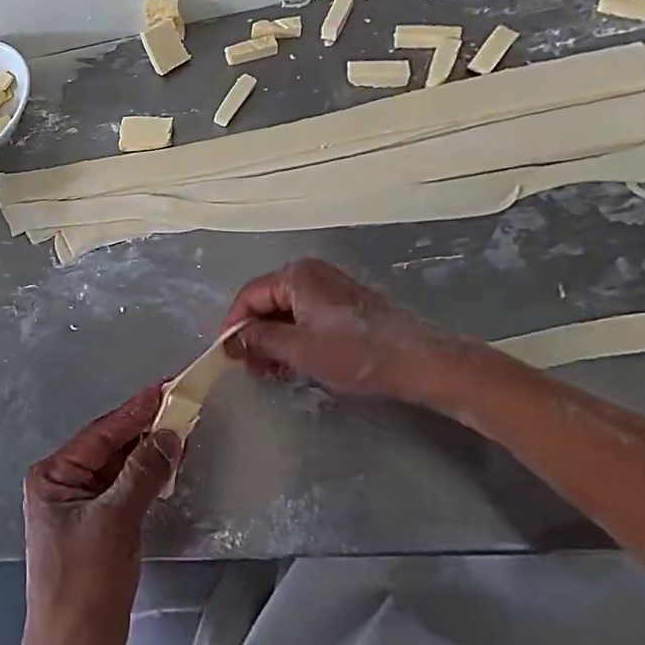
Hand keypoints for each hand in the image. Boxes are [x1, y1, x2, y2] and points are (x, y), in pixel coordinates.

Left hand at [20, 382, 181, 644]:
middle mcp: (66, 484)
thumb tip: (168, 436)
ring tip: (182, 427)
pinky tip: (171, 462)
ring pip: (124, 463)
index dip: (136, 409)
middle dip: (147, 427)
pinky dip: (151, 473)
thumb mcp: (113, 521)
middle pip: (113, 444)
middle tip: (180, 404)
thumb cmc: (80, 588)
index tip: (164, 389)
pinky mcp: (103, 522)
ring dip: (152, 449)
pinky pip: (130, 484)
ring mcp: (84, 504)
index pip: (101, 432)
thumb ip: (142, 473)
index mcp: (53, 477)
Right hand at [221, 257, 482, 404]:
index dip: (233, 325)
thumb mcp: (299, 349)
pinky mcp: (345, 303)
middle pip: (267, 300)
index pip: (249, 295)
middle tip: (251, 369)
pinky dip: (295, 337)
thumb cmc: (355, 353)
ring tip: (272, 372)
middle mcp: (311, 273)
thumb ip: (261, 340)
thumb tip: (233, 339)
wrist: (418, 361)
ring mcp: (330, 286)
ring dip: (274, 340)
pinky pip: (306, 315)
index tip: (225, 355)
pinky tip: (295, 363)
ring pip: (287, 310)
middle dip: (255, 334)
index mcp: (296, 275)